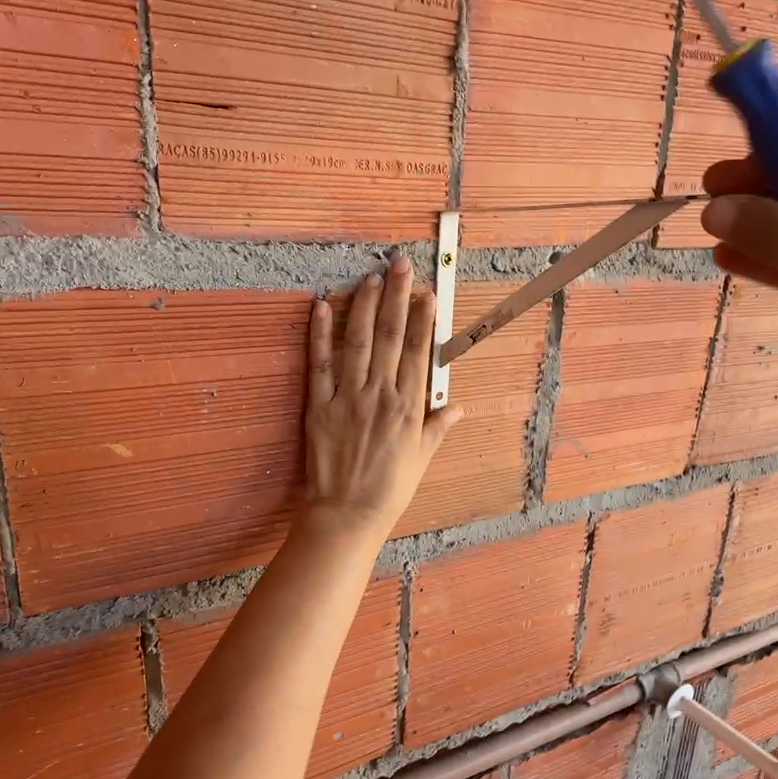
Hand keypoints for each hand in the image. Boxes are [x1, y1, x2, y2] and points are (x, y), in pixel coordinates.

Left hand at [301, 256, 462, 538]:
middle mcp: (381, 395)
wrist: (347, 513)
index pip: (418, 352)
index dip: (423, 319)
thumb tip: (457, 406)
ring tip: (369, 277)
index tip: (427, 292)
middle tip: (399, 265)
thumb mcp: (422, 458)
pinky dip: (320, 334)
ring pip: (358, 342)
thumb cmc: (389, 489)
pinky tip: (323, 306)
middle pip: (391, 336)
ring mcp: (348, 397)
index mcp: (409, 407)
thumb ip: (438, 427)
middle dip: (396, 296)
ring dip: (364, 306)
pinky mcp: (319, 406)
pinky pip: (320, 363)